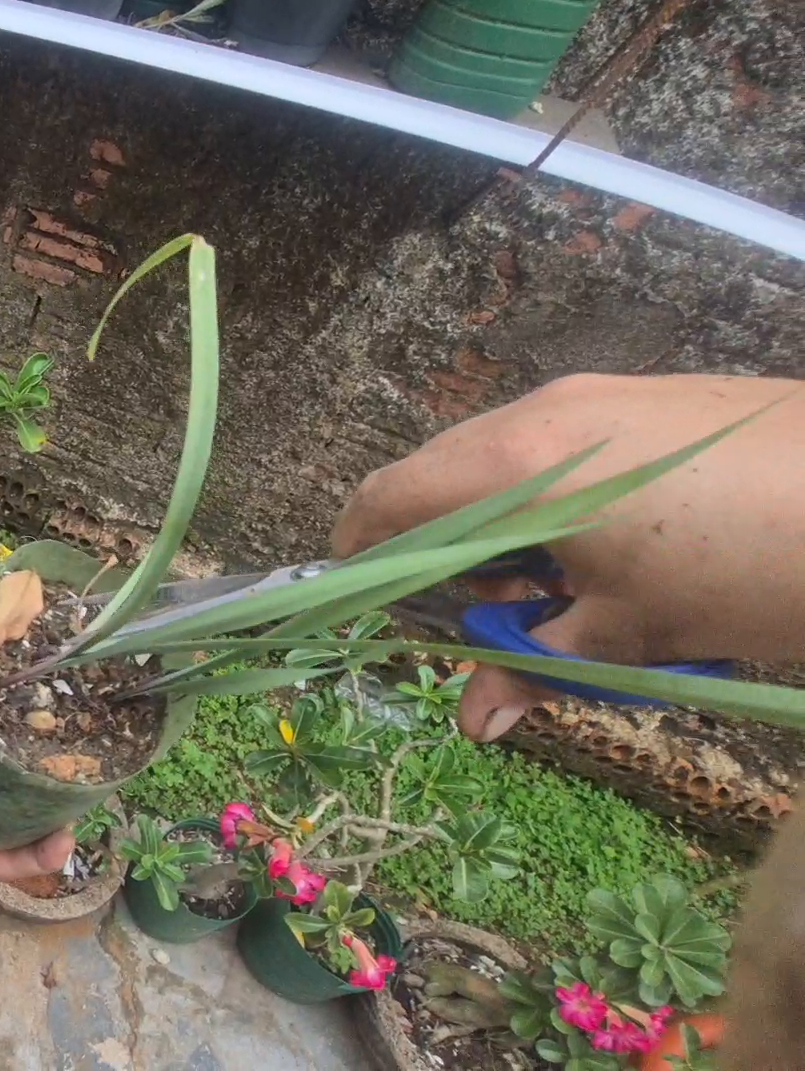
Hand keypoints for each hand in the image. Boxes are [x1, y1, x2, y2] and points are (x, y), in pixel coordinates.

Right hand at [332, 373, 804, 741]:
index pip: (382, 498)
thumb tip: (478, 729)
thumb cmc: (764, 567)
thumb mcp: (638, 632)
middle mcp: (529, 417)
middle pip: (424, 475)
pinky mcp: (634, 390)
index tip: (365, 593)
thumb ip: (532, 669)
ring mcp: (585, 395)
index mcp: (510, 469)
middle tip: (474, 601)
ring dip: (479, 515)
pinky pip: (538, 439)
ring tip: (547, 570)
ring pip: (481, 456)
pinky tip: (596, 529)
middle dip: (425, 540)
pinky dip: (528, 487)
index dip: (355, 547)